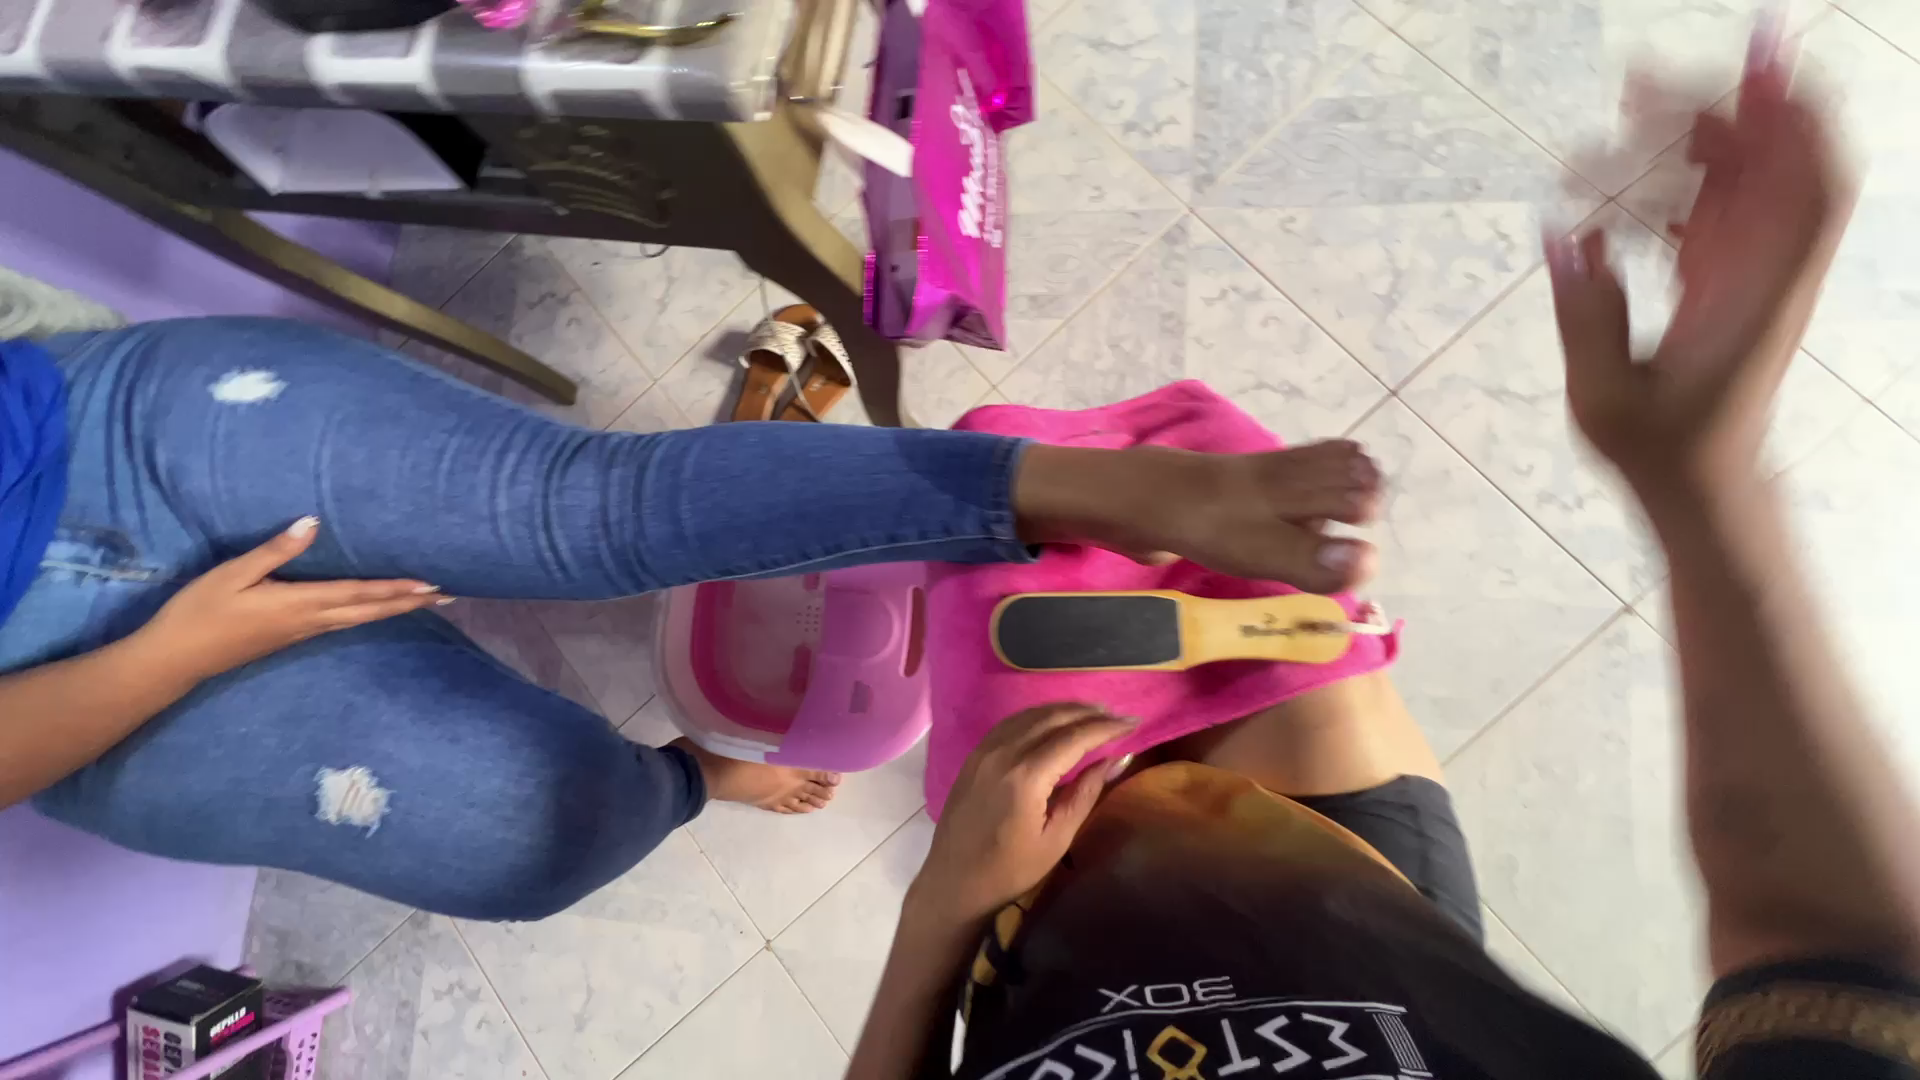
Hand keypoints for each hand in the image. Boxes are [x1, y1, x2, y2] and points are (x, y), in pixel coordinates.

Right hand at [132, 516, 448, 682]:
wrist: (172, 660)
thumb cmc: (199, 612)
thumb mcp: (232, 574)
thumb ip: (276, 550)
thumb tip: (312, 522)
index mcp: (302, 603)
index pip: (362, 593)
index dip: (398, 588)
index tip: (432, 584)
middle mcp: (314, 619)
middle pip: (374, 610)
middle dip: (413, 602)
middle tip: (450, 595)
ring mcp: (308, 631)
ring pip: (365, 619)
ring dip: (399, 609)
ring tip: (430, 602)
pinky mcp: (298, 636)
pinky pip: (348, 623)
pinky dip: (374, 615)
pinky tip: (383, 611)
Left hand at [909, 704, 1134, 926]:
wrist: (953, 881)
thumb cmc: (1009, 869)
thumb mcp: (1056, 839)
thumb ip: (1085, 794)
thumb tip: (1115, 760)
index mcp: (1026, 777)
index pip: (1074, 738)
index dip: (1105, 727)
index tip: (1132, 722)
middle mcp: (1004, 753)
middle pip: (1052, 718)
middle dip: (1088, 712)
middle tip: (1117, 714)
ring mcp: (985, 749)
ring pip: (1031, 715)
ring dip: (1064, 710)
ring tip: (1093, 713)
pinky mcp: (976, 753)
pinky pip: (1012, 722)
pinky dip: (1038, 715)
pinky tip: (1054, 720)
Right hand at [1547, 31, 1855, 502]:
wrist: (1700, 478)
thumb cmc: (1658, 444)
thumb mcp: (1605, 393)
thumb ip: (1588, 315)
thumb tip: (1563, 235)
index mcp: (1756, 294)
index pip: (1803, 187)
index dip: (1789, 118)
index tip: (1753, 61)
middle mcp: (1766, 270)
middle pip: (1769, 167)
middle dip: (1722, 110)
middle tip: (1637, 83)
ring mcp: (1746, 272)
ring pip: (1740, 184)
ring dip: (1697, 140)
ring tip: (1629, 114)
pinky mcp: (1720, 282)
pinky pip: (1710, 215)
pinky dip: (1680, 184)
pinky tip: (1632, 177)